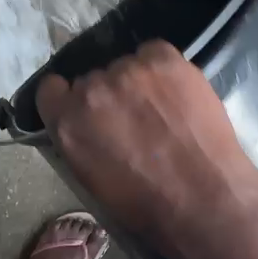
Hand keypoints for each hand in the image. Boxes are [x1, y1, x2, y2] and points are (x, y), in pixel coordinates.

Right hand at [35, 40, 257, 258]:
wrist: (207, 203)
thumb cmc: (147, 206)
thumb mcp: (90, 179)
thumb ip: (78, 139)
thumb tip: (85, 123)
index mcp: (66, 121)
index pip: (50, 89)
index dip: (68, 100)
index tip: (87, 112)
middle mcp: (92, 89)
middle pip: (93, 78)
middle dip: (108, 96)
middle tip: (132, 120)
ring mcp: (129, 70)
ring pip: (126, 65)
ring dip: (137, 83)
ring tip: (162, 110)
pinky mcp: (164, 60)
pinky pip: (154, 52)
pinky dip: (163, 69)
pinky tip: (177, 93)